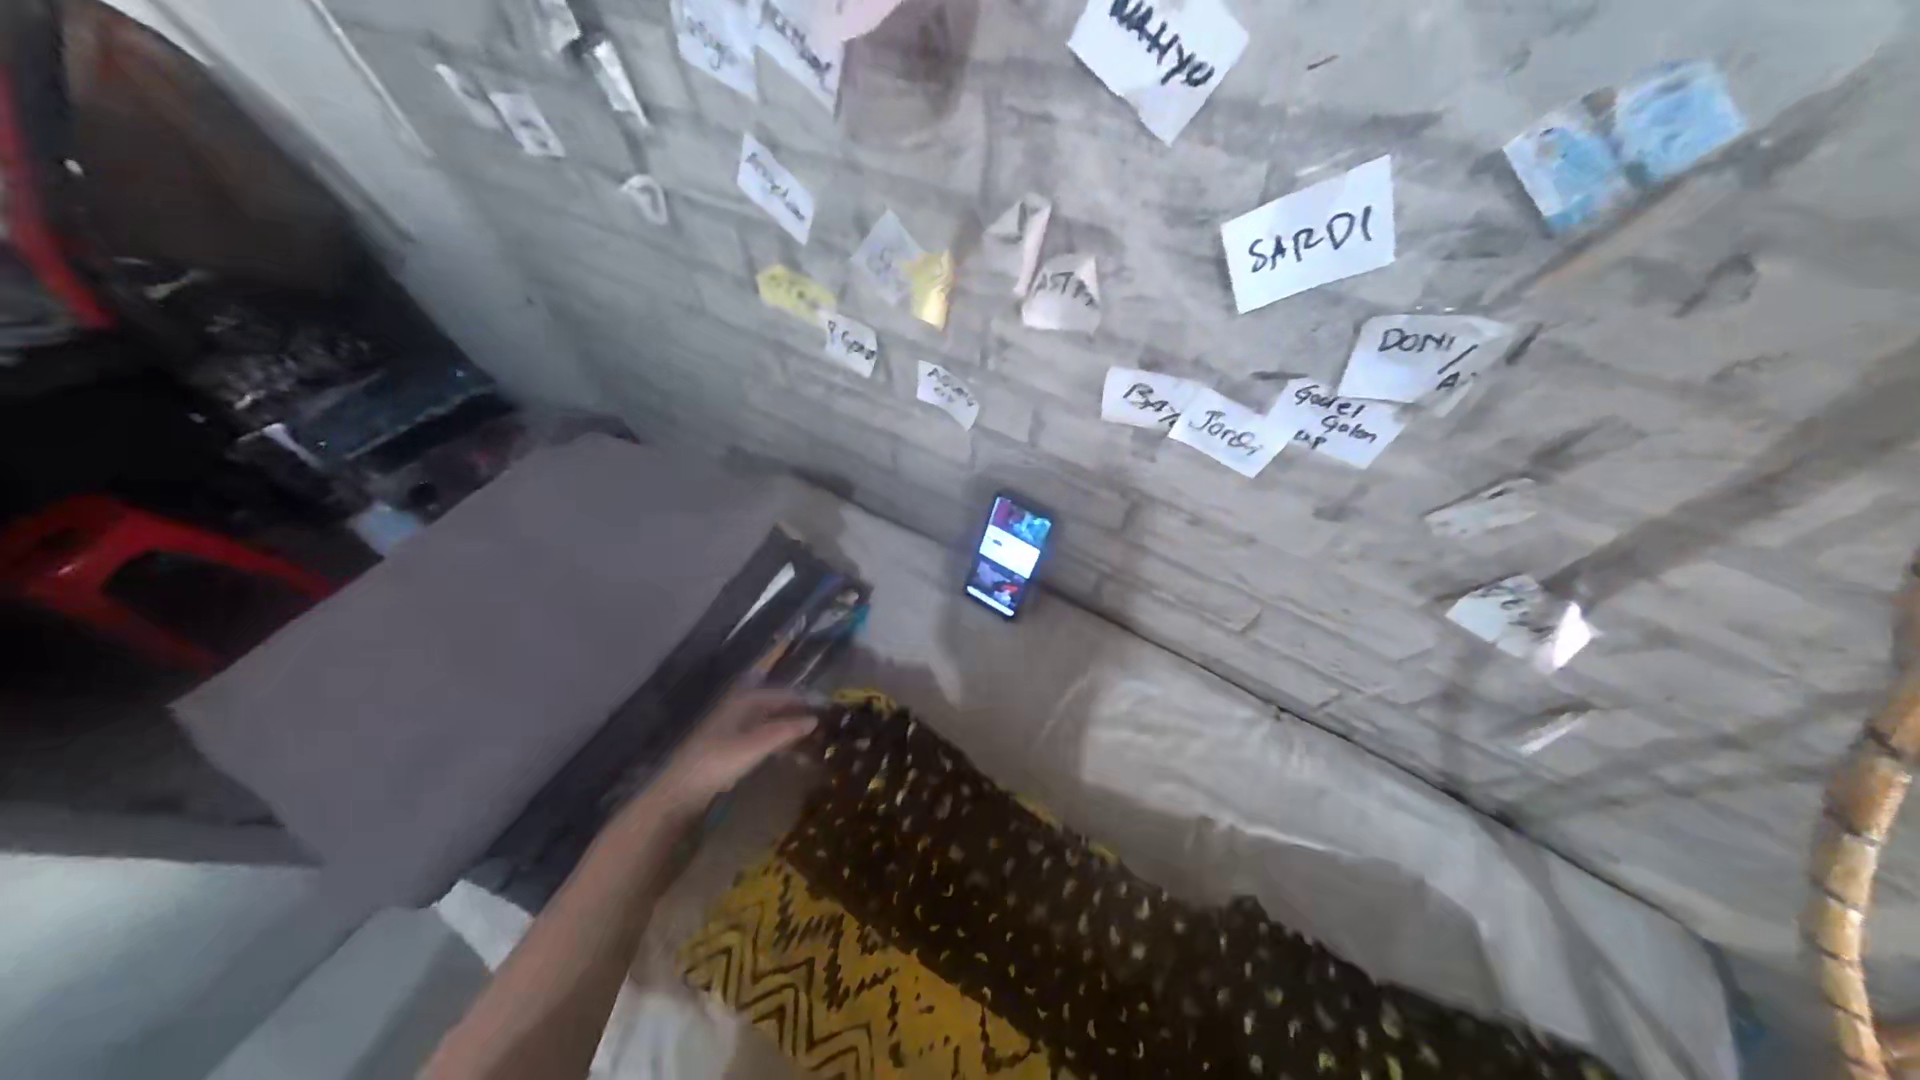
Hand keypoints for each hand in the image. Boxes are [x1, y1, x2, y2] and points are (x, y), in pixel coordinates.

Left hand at [649, 689, 817, 811]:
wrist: (680, 790)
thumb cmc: (718, 761)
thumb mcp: (756, 745)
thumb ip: (786, 730)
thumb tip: (814, 719)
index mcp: (745, 700)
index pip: (783, 693)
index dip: (806, 699)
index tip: (829, 707)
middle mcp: (740, 707)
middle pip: (776, 705)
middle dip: (799, 712)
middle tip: (825, 724)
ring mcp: (734, 726)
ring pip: (770, 721)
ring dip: (790, 727)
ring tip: (813, 738)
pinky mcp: (731, 745)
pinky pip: (763, 735)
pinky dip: (779, 740)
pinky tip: (789, 751)